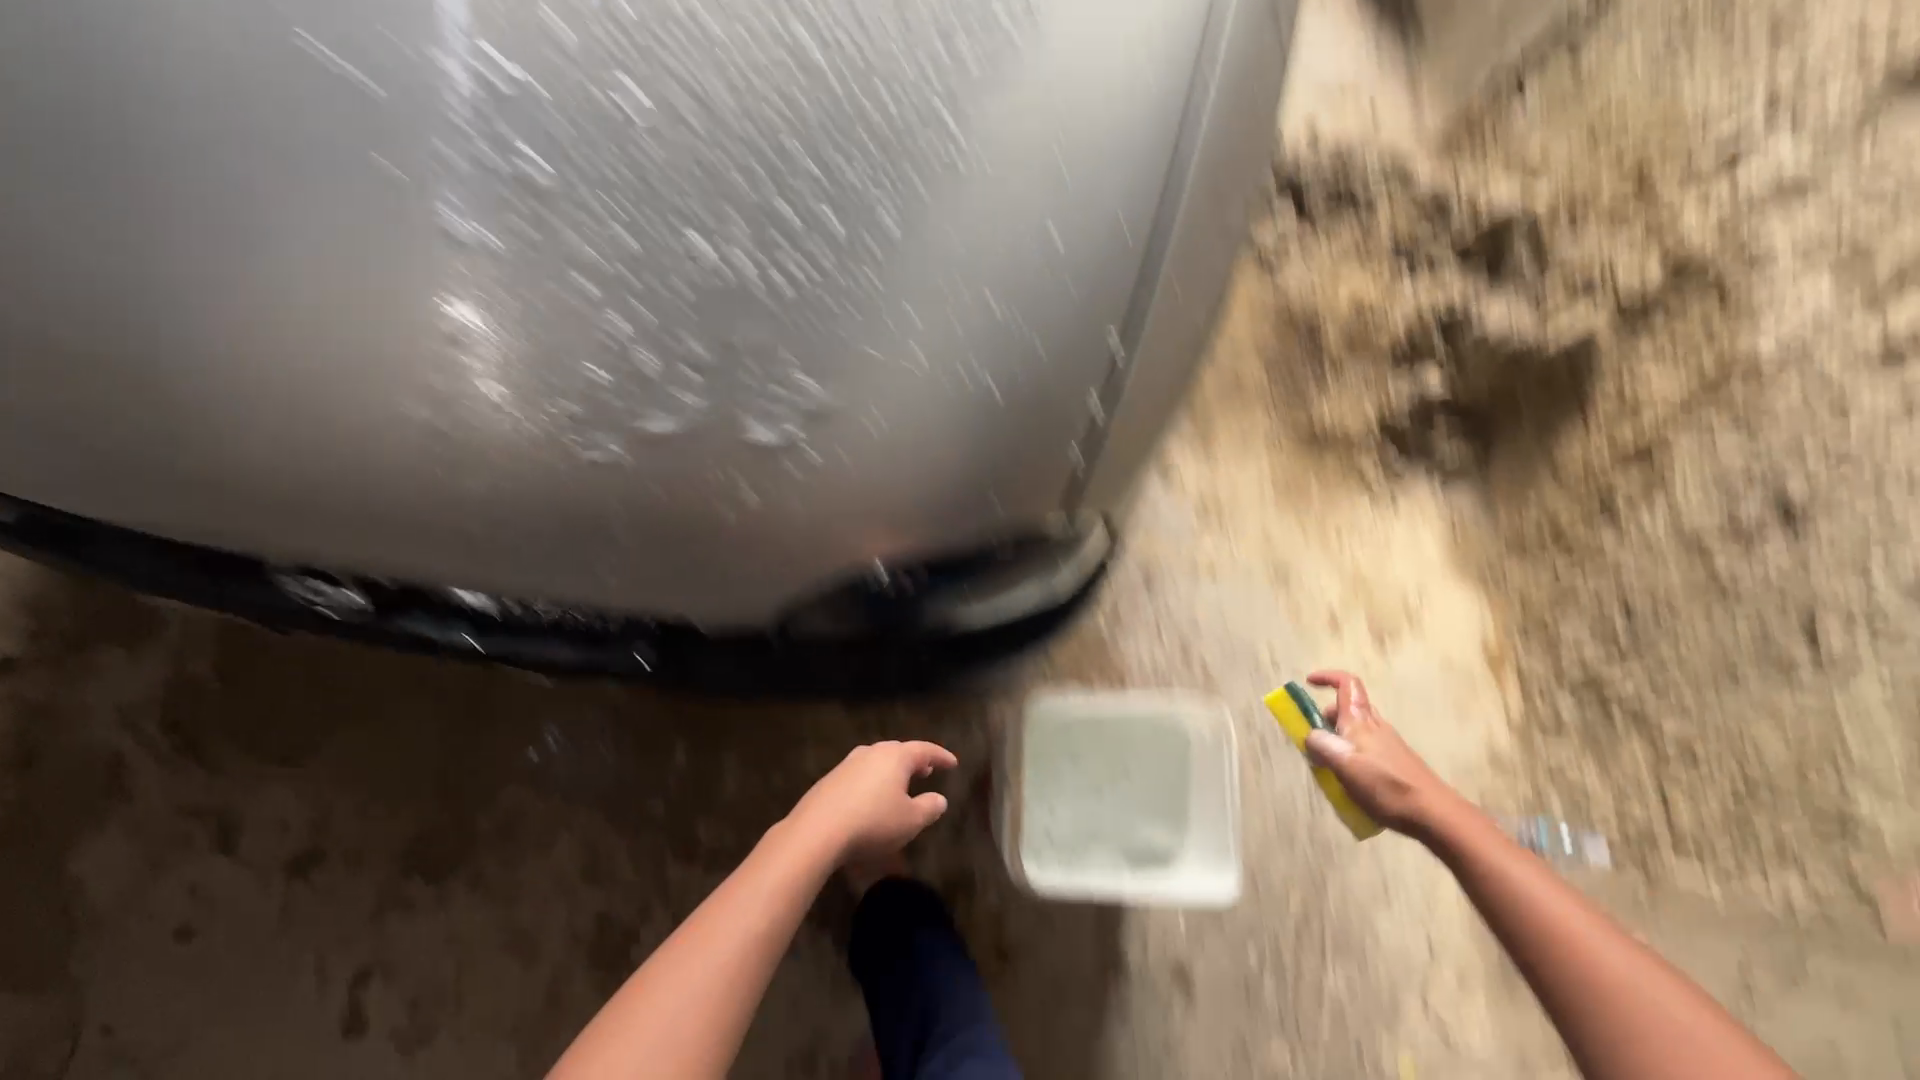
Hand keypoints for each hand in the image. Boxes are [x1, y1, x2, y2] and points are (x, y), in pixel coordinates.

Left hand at [786, 741, 957, 863]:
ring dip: (892, 770)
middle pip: (898, 751)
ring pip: (876, 761)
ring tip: (900, 783)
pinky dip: (872, 781)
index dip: (941, 756)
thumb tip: (940, 799)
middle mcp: (871, 753)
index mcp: (895, 757)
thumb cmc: (873, 823)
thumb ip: (929, 808)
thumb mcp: (910, 821)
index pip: (924, 750)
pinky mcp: (829, 780)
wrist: (817, 832)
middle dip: (914, 760)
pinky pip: (860, 775)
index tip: (953, 763)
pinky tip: (871, 798)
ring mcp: (847, 765)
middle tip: (927, 770)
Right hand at [1301, 670, 1462, 837]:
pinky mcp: (1393, 763)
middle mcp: (1374, 726)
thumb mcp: (1343, 764)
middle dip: (1326, 717)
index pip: (1346, 683)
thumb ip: (1321, 745)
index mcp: (1360, 721)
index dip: (1327, 677)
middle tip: (1313, 740)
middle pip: (1348, 708)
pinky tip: (1349, 782)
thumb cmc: (1385, 785)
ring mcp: (1387, 744)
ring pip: (1356, 730)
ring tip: (1327, 766)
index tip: (1308, 683)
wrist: (1432, 812)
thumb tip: (1310, 736)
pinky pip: (1364, 750)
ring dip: (1336, 740)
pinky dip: (1350, 757)